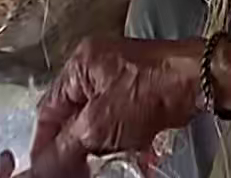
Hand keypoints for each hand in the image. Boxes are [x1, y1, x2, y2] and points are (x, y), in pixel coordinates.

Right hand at [32, 37, 203, 167]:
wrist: (192, 81)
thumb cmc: (145, 92)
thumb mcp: (97, 125)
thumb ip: (64, 148)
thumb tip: (39, 169)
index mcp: (80, 64)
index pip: (49, 109)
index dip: (44, 145)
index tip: (46, 173)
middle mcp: (96, 64)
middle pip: (72, 115)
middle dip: (74, 148)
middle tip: (77, 173)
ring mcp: (119, 74)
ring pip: (96, 120)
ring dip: (98, 147)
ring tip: (103, 165)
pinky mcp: (138, 87)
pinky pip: (118, 118)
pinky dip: (121, 139)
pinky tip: (134, 154)